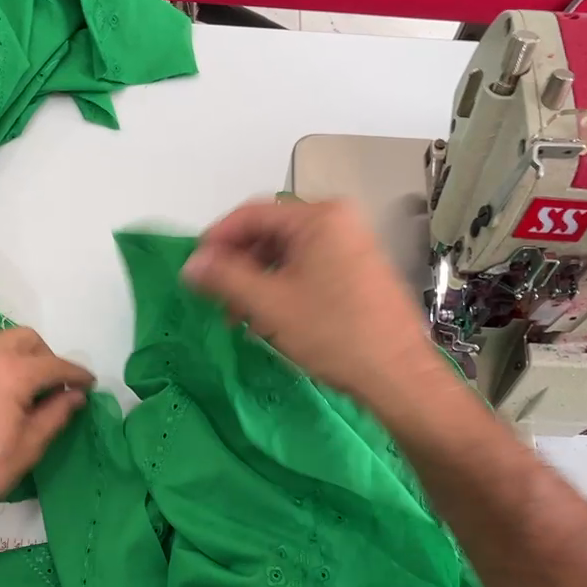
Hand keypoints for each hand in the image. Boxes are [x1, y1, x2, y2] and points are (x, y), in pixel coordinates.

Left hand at [0, 327, 91, 542]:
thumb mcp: (26, 447)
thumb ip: (55, 415)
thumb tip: (75, 397)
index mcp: (10, 372)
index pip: (54, 364)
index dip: (76, 374)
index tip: (87, 385)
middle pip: (24, 339)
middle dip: (44, 357)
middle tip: (52, 387)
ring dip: (15, 360)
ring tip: (21, 394)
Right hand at [181, 199, 453, 411]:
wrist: (396, 373)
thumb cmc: (333, 334)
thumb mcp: (268, 305)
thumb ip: (224, 278)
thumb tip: (190, 264)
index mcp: (320, 216)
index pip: (252, 213)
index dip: (216, 240)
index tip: (194, 271)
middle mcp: (339, 221)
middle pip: (270, 233)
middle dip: (238, 265)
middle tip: (217, 300)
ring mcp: (352, 246)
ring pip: (287, 255)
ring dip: (258, 282)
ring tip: (242, 318)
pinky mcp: (358, 272)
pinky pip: (308, 269)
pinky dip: (282, 289)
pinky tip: (271, 320)